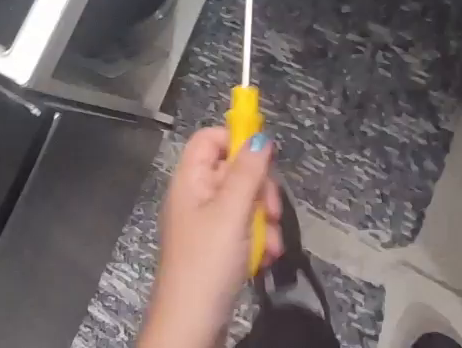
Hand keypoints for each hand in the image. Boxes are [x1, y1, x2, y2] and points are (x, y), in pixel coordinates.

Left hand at [140, 127, 282, 347]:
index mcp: (190, 178)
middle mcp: (195, 195)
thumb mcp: (231, 213)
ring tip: (269, 246)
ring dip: (263, 222)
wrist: (191, 325)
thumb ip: (247, 173)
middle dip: (259, 190)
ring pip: (244, 203)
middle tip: (271, 212)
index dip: (237, 141)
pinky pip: (243, 231)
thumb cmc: (207, 262)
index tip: (266, 158)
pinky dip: (257, 242)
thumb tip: (261, 136)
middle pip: (233, 171)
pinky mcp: (217, 248)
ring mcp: (206, 223)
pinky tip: (264, 260)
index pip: (210, 139)